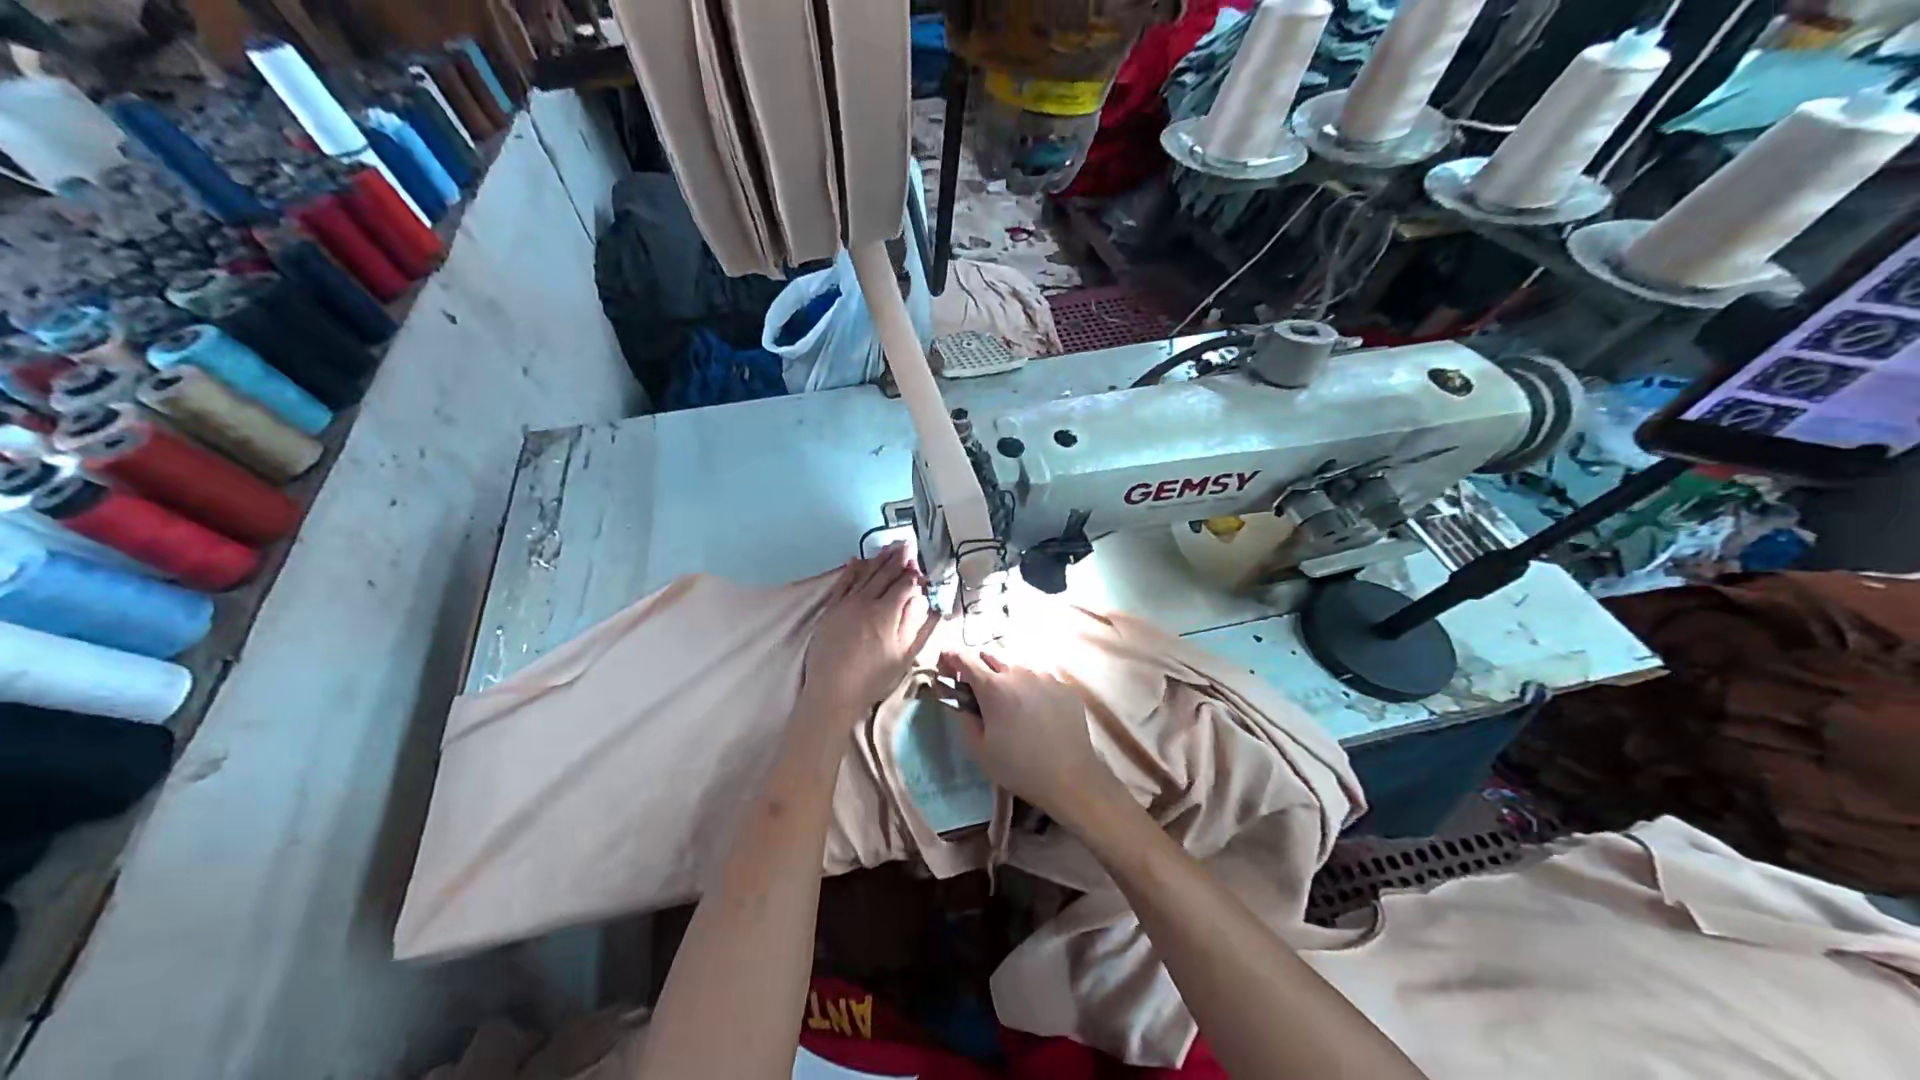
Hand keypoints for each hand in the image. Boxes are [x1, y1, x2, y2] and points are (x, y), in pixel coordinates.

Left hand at [799, 543, 937, 723]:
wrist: (833, 691)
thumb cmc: (873, 678)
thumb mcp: (904, 656)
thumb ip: (917, 626)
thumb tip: (927, 604)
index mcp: (886, 613)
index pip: (904, 585)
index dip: (914, 575)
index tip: (921, 567)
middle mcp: (865, 602)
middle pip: (884, 574)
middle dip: (898, 558)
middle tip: (908, 544)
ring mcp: (845, 604)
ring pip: (864, 574)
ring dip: (878, 559)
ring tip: (889, 546)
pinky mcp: (830, 610)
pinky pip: (842, 583)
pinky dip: (851, 570)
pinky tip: (857, 559)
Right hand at [939, 649, 1127, 825]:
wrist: (1069, 777)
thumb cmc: (1018, 767)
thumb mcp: (980, 748)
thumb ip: (965, 717)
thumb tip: (961, 700)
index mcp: (993, 687)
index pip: (965, 660)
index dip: (952, 657)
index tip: (945, 660)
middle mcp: (1019, 673)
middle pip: (992, 658)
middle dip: (981, 669)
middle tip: (980, 690)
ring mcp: (1045, 677)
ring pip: (1019, 669)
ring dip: (1009, 679)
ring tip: (1013, 705)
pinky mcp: (1065, 687)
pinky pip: (1042, 680)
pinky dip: (1033, 689)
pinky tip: (1037, 712)